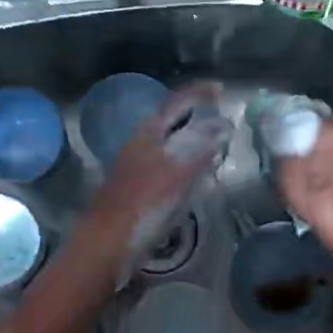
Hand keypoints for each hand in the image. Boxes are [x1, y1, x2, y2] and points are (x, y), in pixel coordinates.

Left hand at [87, 83, 230, 254]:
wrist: (108, 243)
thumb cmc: (143, 204)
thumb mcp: (177, 174)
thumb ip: (201, 148)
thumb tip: (224, 125)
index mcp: (147, 136)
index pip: (174, 103)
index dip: (197, 93)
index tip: (219, 89)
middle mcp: (140, 146)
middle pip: (170, 122)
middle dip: (194, 116)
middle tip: (221, 117)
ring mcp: (137, 168)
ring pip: (168, 144)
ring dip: (191, 140)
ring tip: (215, 144)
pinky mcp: (139, 190)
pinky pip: (167, 166)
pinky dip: (185, 163)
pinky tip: (197, 177)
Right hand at [275, 119, 332, 252]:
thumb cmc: (318, 198)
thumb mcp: (288, 172)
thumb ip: (280, 146)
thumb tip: (273, 130)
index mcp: (332, 131)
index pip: (303, 112)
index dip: (283, 117)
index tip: (267, 124)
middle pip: (315, 125)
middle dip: (295, 130)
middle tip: (274, 139)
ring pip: (324, 139)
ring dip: (306, 143)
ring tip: (286, 153)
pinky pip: (331, 152)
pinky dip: (317, 155)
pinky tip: (304, 166)